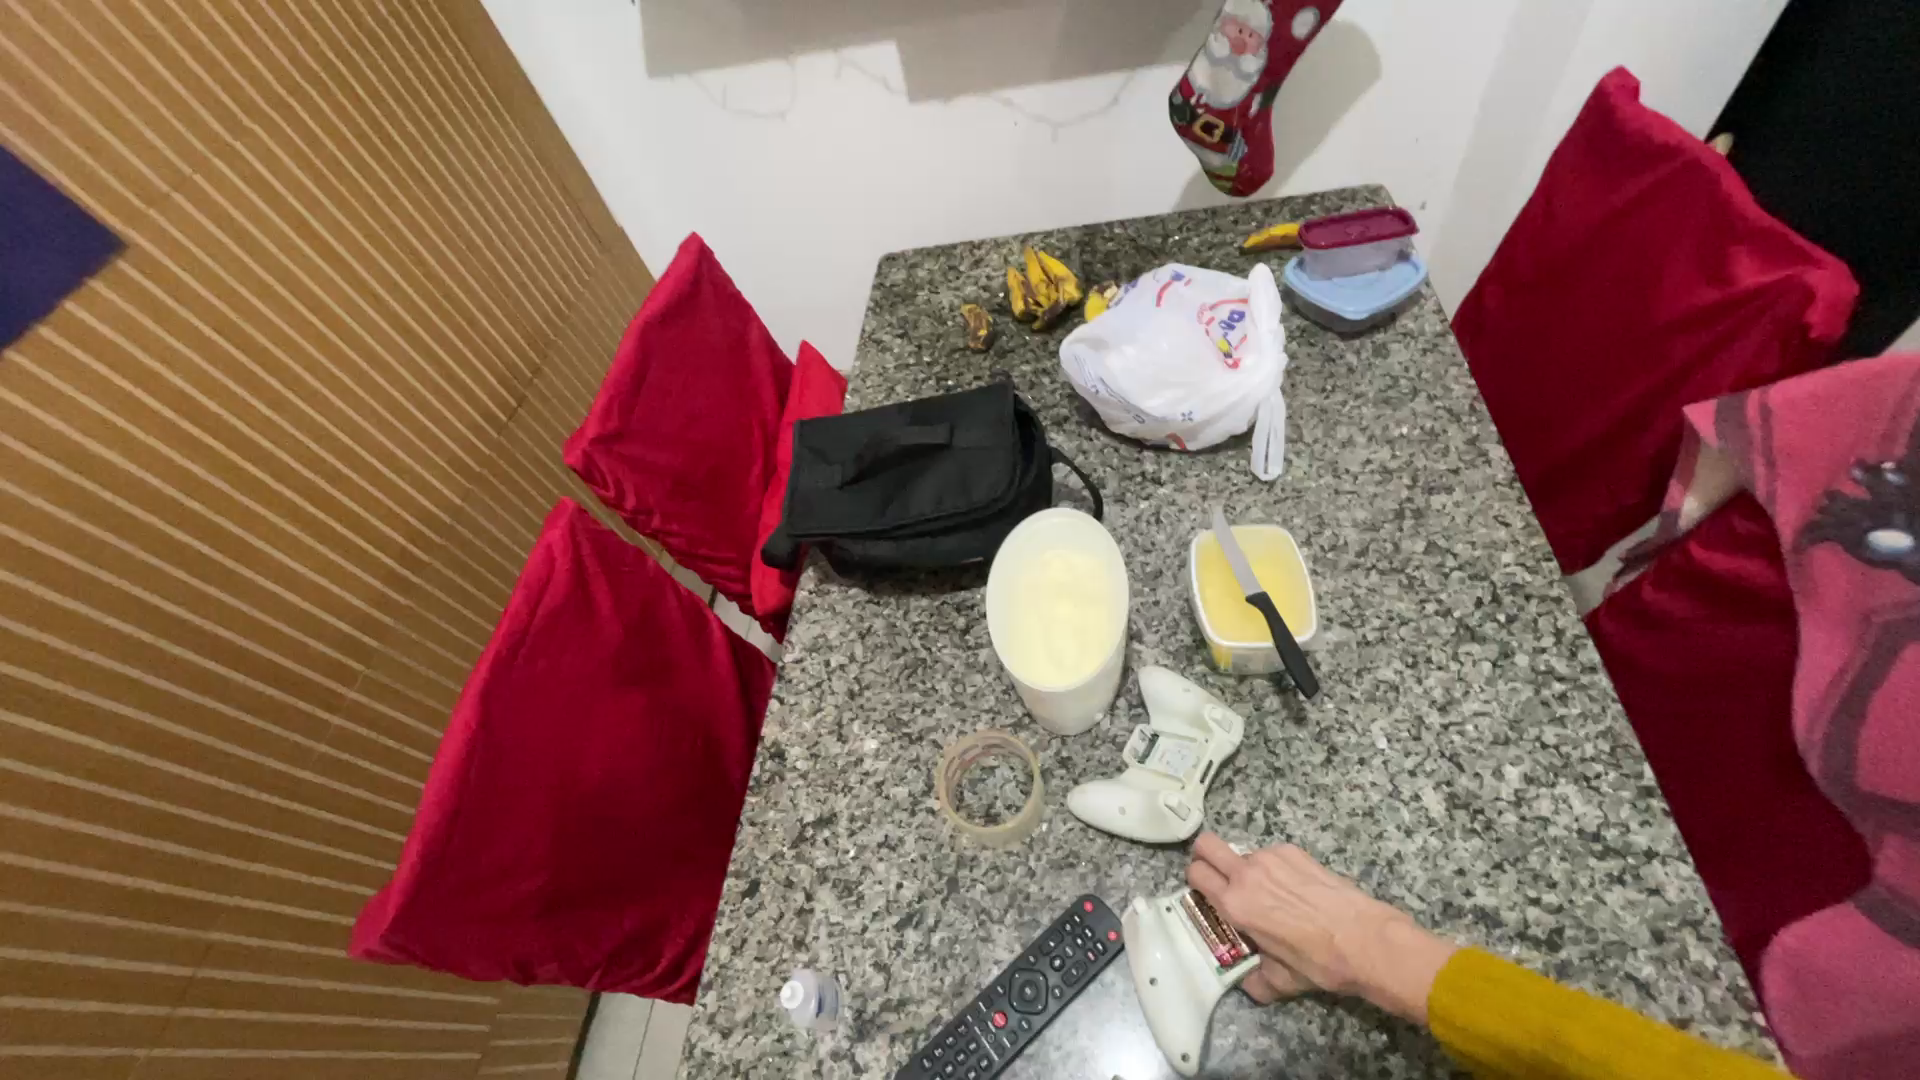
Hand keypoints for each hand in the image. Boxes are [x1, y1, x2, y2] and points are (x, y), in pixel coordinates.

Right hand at [1185, 833, 1457, 1021]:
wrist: (1366, 940)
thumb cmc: (1320, 962)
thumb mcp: (1281, 981)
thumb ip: (1253, 979)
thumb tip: (1244, 979)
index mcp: (1235, 904)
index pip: (1195, 874)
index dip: (1196, 883)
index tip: (1207, 895)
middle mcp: (1246, 874)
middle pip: (1205, 844)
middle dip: (1204, 856)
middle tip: (1217, 875)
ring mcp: (1269, 857)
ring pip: (1241, 852)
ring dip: (1245, 868)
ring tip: (1270, 892)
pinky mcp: (1292, 851)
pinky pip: (1270, 854)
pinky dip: (1274, 867)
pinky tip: (1295, 889)